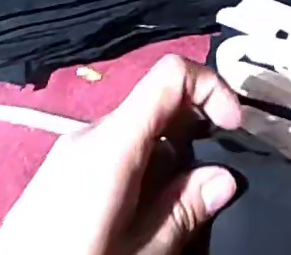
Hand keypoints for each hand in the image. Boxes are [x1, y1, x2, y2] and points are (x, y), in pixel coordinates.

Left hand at [0, 55, 244, 254]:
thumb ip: (183, 211)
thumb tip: (225, 178)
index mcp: (111, 142)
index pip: (171, 74)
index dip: (212, 87)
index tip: (233, 127)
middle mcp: (90, 133)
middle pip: (158, 104)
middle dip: (193, 133)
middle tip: (206, 184)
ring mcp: (70, 151)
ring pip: (139, 130)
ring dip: (168, 157)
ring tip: (171, 211)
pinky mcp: (58, 173)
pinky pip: (115, 149)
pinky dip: (142, 167)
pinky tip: (137, 215)